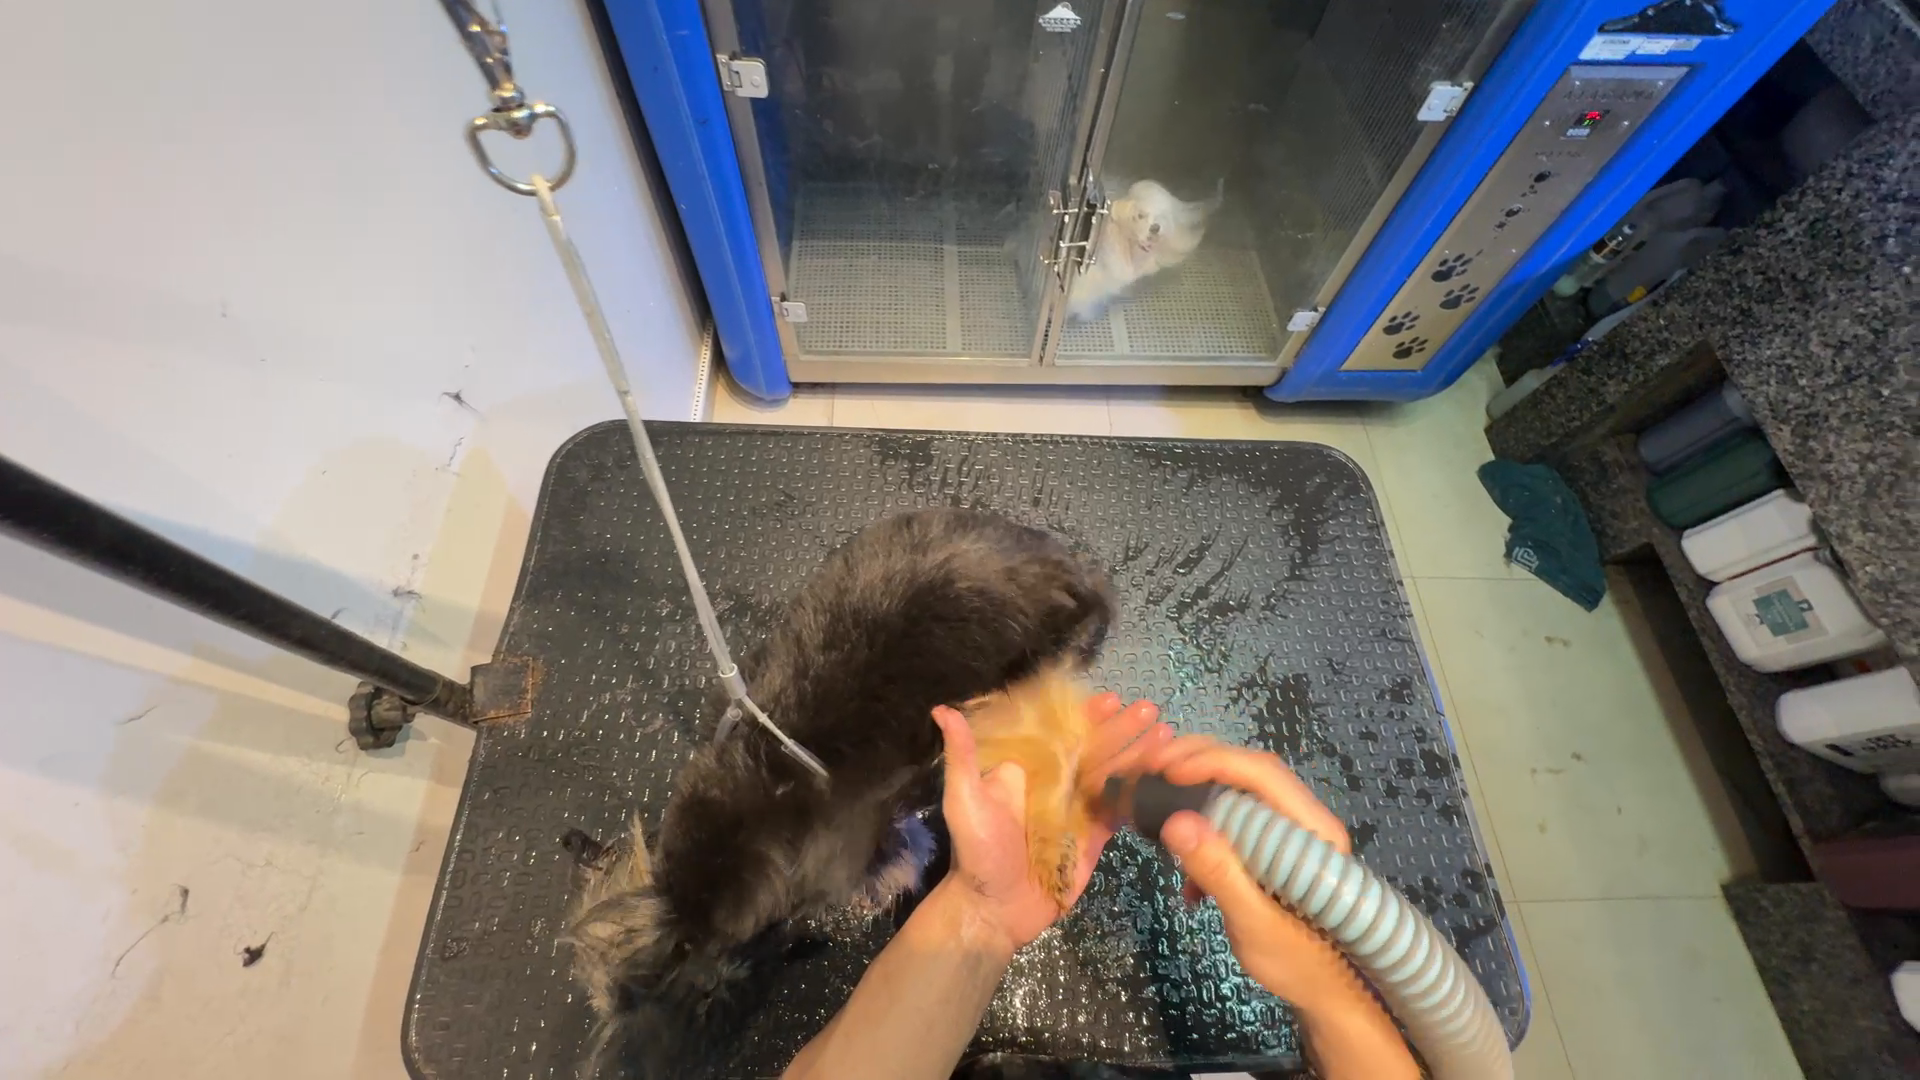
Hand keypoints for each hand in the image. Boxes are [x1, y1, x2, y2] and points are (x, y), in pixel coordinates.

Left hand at [930, 692, 1169, 951]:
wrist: (993, 909)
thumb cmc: (976, 851)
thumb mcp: (964, 799)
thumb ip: (962, 755)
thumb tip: (941, 709)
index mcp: (1030, 769)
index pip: (1062, 732)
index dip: (1086, 715)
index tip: (1109, 698)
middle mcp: (1057, 783)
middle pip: (1095, 749)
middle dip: (1122, 728)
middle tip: (1150, 708)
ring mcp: (1078, 810)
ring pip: (1113, 775)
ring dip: (1138, 753)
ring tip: (1166, 734)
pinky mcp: (1093, 839)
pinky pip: (1119, 811)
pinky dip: (1139, 794)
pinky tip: (1162, 777)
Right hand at [1146, 737, 1362, 1016]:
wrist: (1326, 993)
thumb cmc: (1299, 962)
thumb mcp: (1256, 924)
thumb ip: (1220, 873)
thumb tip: (1176, 822)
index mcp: (1312, 829)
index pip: (1261, 772)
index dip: (1212, 762)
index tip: (1166, 771)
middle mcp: (1301, 815)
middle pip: (1245, 767)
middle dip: (1195, 759)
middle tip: (1150, 767)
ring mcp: (1283, 825)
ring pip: (1234, 782)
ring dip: (1192, 781)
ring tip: (1154, 788)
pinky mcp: (1266, 839)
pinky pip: (1229, 808)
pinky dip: (1197, 814)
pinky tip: (1178, 851)